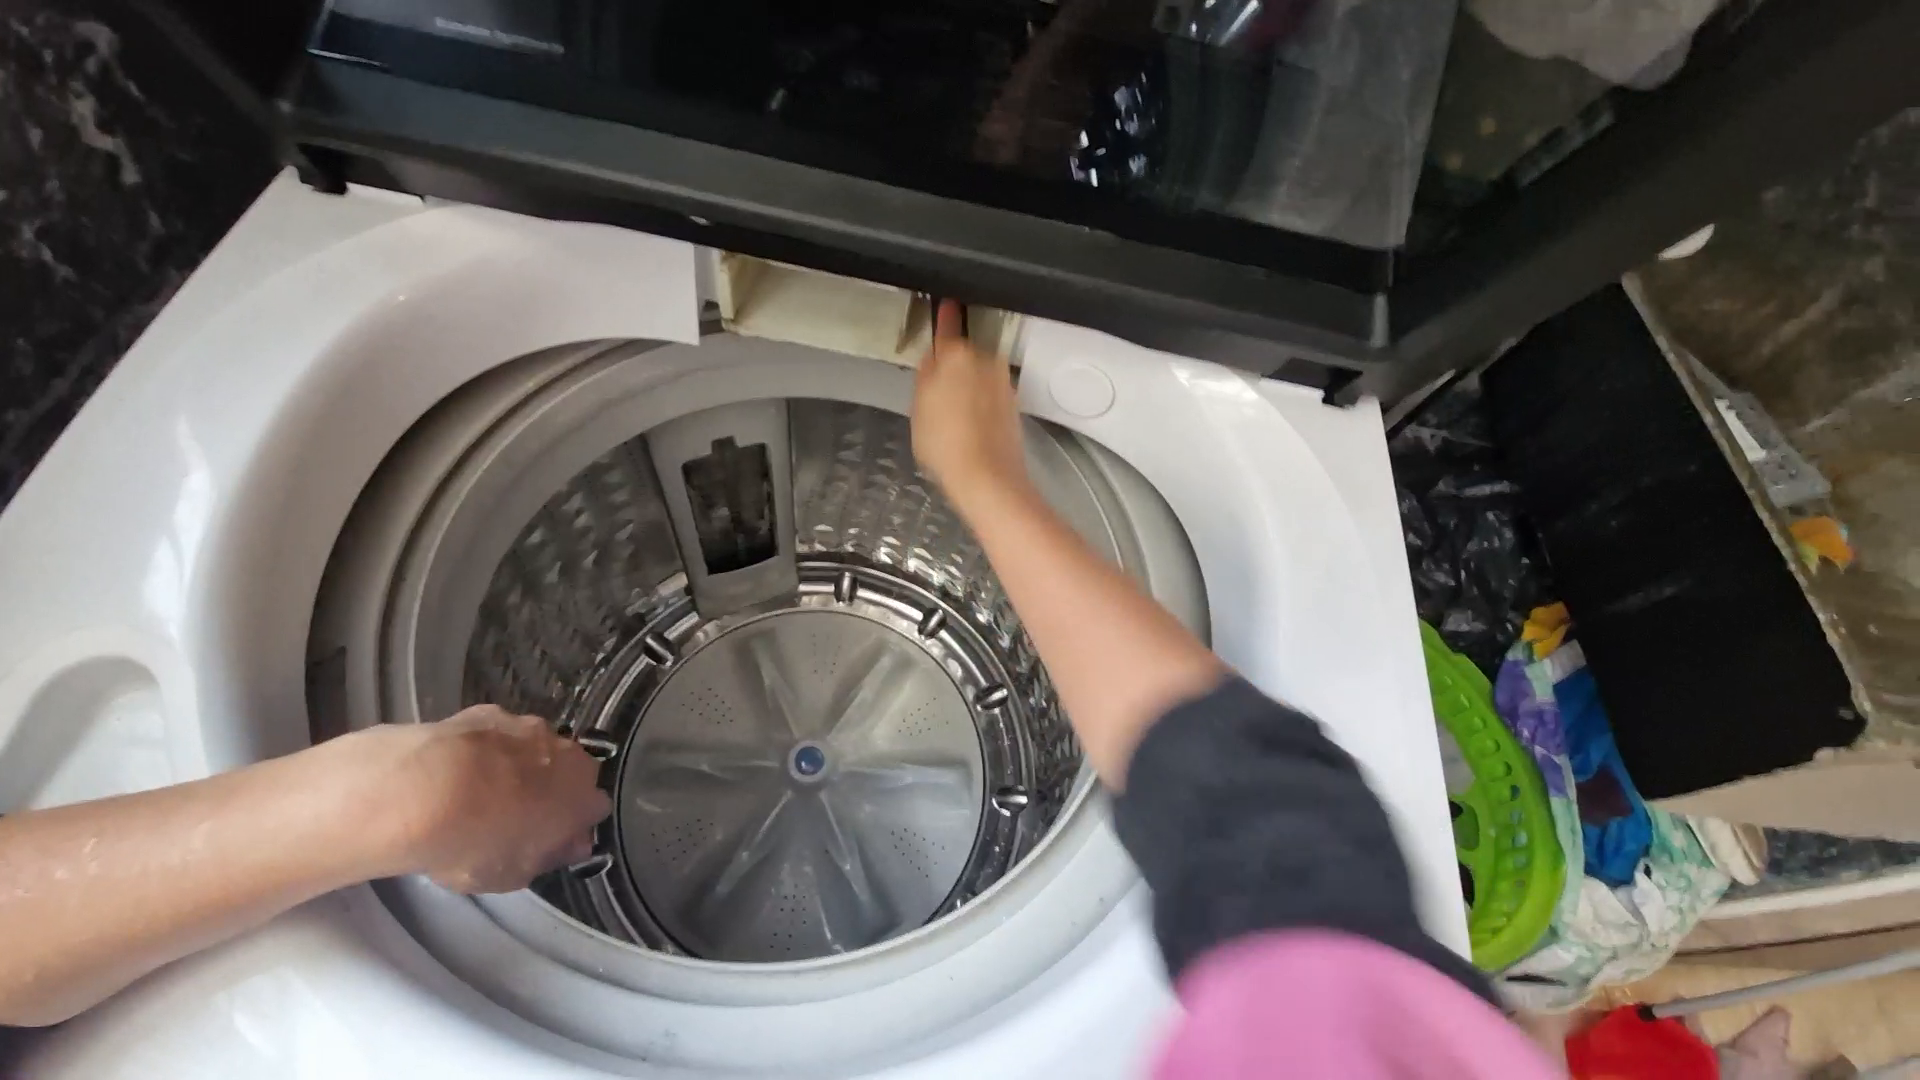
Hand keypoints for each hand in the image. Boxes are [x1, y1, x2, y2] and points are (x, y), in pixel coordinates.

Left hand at [336, 706, 612, 892]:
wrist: (424, 790)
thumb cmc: (475, 842)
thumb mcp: (513, 873)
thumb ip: (549, 856)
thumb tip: (571, 844)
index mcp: (582, 798)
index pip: (593, 810)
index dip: (573, 824)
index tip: (551, 838)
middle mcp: (570, 756)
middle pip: (571, 771)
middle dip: (553, 787)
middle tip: (517, 813)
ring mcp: (533, 729)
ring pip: (537, 748)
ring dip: (521, 765)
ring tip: (480, 790)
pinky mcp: (494, 712)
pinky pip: (499, 733)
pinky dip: (487, 748)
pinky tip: (457, 768)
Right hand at [912, 299, 1030, 507]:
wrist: (988, 479)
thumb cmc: (945, 444)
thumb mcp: (919, 408)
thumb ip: (926, 376)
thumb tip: (934, 359)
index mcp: (958, 354)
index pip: (948, 325)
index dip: (944, 316)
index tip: (944, 303)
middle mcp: (986, 361)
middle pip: (965, 353)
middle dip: (952, 365)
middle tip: (935, 393)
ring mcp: (1003, 382)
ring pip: (979, 374)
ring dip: (967, 385)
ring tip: (951, 416)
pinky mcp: (1013, 404)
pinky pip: (990, 394)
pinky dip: (980, 402)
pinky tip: (968, 426)